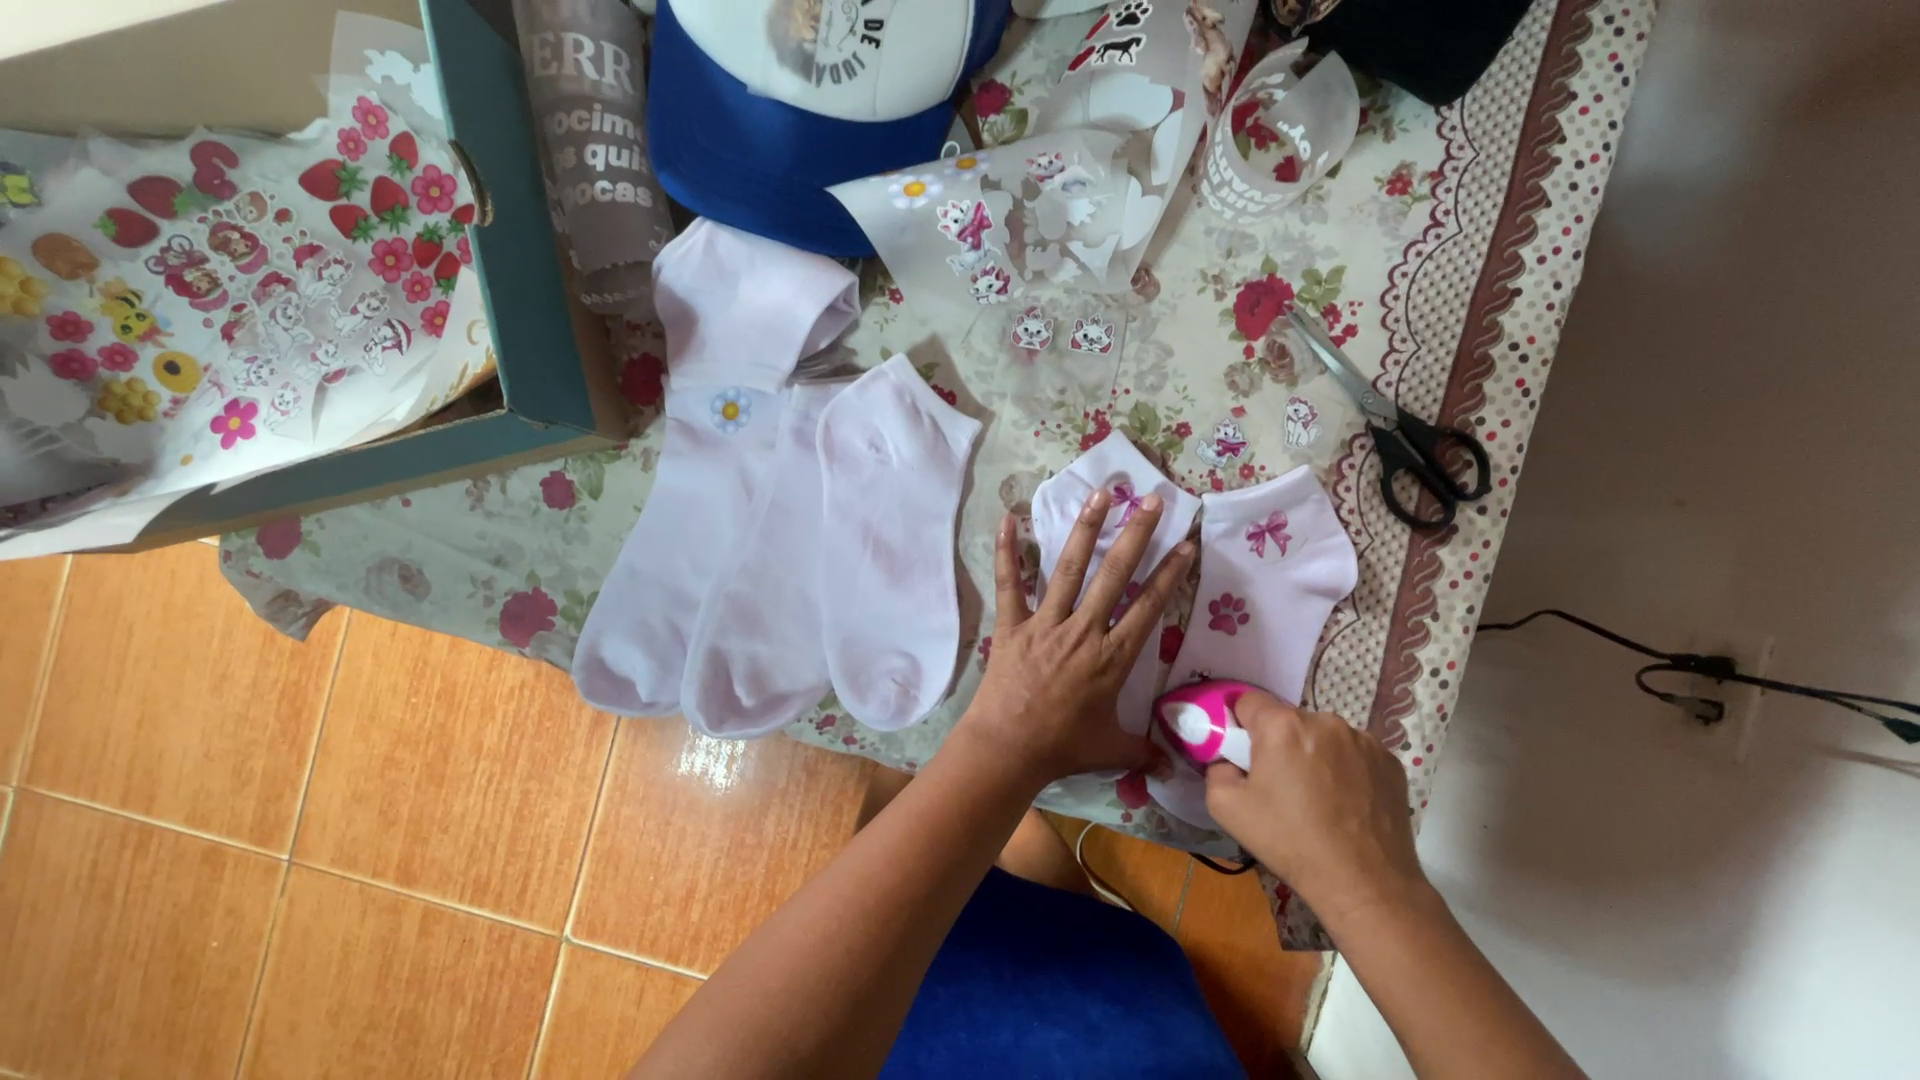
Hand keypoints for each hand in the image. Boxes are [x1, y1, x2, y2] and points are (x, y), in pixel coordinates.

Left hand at [956, 488, 1193, 786]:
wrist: (1008, 748)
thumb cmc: (1062, 748)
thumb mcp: (1111, 750)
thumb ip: (1144, 751)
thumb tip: (1171, 765)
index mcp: (1113, 657)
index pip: (1149, 606)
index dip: (1170, 574)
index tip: (1186, 544)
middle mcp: (1083, 630)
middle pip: (1115, 574)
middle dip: (1136, 534)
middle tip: (1151, 500)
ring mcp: (1045, 623)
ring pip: (1069, 568)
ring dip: (1086, 529)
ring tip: (1101, 494)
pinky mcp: (1012, 625)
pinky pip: (1009, 583)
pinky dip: (1007, 551)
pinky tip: (1009, 519)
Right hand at [1205, 692, 1428, 925]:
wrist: (1364, 882)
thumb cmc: (1289, 841)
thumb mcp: (1225, 808)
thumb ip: (1216, 769)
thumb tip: (1229, 760)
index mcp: (1282, 726)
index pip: (1248, 701)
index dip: (1240, 725)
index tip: (1243, 756)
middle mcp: (1325, 721)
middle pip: (1288, 720)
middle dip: (1279, 743)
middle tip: (1280, 784)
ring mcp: (1363, 740)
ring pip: (1323, 736)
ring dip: (1314, 754)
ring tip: (1318, 797)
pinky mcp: (1389, 761)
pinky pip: (1354, 753)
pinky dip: (1345, 769)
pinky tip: (1346, 803)